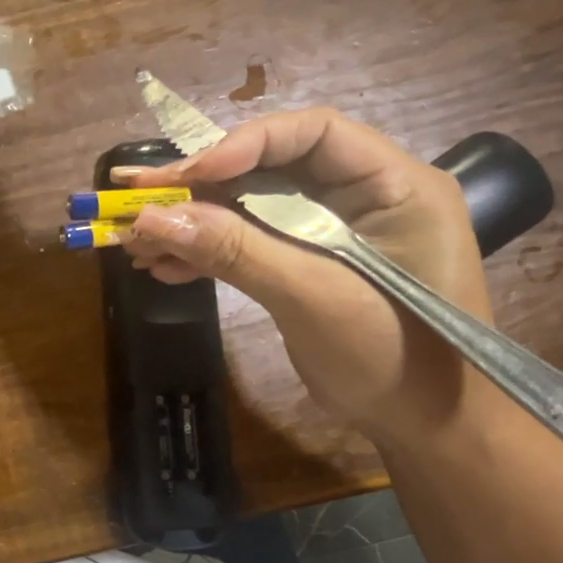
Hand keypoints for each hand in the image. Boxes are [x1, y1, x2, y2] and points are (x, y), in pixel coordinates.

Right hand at [122, 109, 493, 444]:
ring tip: (136, 242)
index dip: (242, 144)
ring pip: (250, 206)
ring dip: (192, 222)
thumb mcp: (313, 297)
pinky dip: (207, 253)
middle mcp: (363, 193)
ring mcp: (334, 230)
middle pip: (269, 167)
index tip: (184, 177)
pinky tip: (164, 267)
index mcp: (393, 183)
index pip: (311, 133)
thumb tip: (149, 218)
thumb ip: (235, 250)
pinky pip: (250, 241)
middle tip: (133, 197)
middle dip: (200, 185)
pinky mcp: (309, 262)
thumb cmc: (395, 356)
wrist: (428, 428)